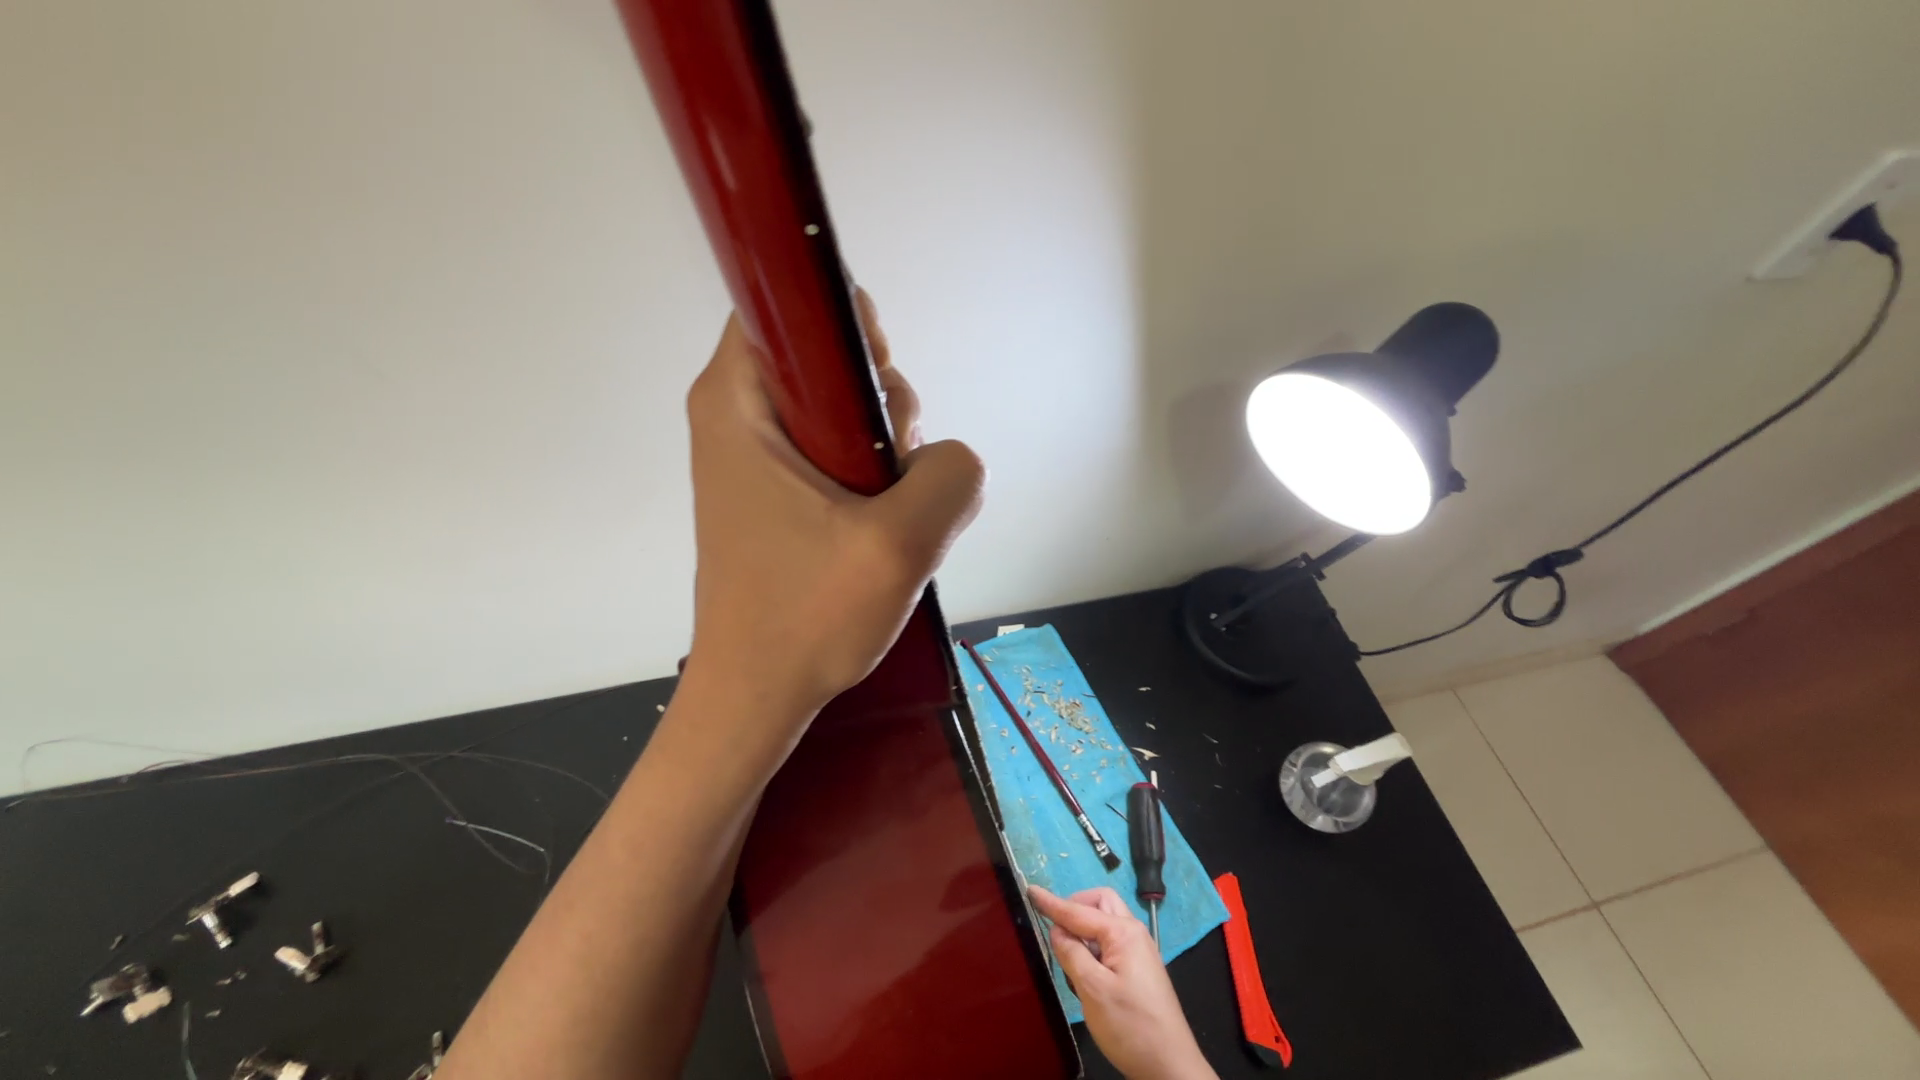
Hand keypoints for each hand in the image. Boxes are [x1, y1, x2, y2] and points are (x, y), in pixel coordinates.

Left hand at [682, 291, 984, 721]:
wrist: (756, 695)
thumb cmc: (806, 619)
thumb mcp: (898, 546)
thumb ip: (950, 478)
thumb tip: (949, 461)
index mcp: (737, 403)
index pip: (788, 305)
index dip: (851, 329)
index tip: (883, 393)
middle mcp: (737, 415)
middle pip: (826, 357)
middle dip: (879, 403)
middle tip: (890, 471)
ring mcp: (755, 456)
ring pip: (840, 408)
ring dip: (883, 449)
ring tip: (884, 514)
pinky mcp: (774, 492)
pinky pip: (836, 450)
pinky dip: (869, 477)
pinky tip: (877, 526)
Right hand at [1030, 886, 1217, 1079]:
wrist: (1169, 1066)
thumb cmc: (1130, 1026)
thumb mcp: (1093, 990)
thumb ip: (1071, 953)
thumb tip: (1057, 930)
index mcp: (1124, 933)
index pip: (1079, 911)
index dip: (1052, 902)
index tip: (1030, 891)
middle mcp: (1134, 934)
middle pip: (1100, 903)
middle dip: (1075, 907)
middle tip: (1056, 928)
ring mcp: (1138, 952)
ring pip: (1105, 922)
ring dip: (1084, 929)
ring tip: (1069, 957)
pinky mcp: (1138, 970)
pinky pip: (1110, 942)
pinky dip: (1094, 946)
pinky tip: (1085, 973)